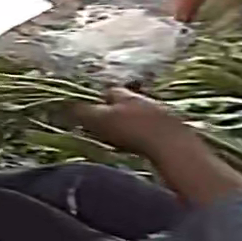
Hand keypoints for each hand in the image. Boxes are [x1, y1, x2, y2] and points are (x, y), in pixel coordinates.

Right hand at [69, 88, 196, 157]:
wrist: (175, 148)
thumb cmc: (130, 131)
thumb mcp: (96, 120)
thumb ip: (79, 110)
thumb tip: (63, 104)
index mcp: (128, 96)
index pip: (108, 91)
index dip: (95, 99)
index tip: (86, 111)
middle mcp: (148, 101)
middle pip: (126, 103)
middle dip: (114, 112)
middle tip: (101, 126)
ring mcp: (167, 115)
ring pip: (141, 115)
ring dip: (131, 123)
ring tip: (120, 138)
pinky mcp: (178, 130)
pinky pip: (155, 128)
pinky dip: (145, 134)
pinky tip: (139, 144)